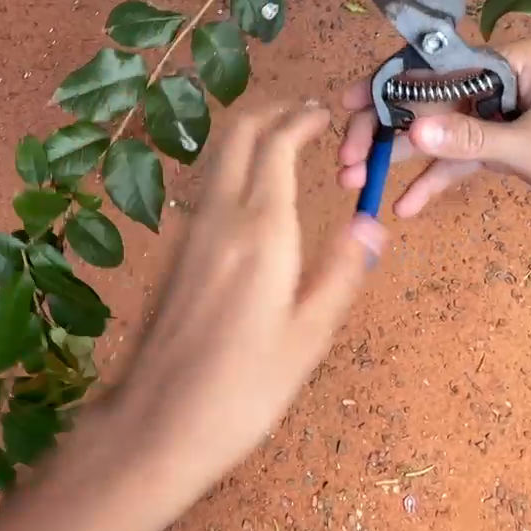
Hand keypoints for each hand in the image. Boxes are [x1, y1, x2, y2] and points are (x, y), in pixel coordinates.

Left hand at [103, 98, 383, 514]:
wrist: (158, 418)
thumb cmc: (245, 385)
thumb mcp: (308, 337)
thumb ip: (341, 273)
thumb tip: (371, 223)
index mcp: (261, 229)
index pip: (276, 145)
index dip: (300, 119)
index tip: (325, 113)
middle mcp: (221, 215)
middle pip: (240, 134)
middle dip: (274, 111)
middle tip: (307, 114)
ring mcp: (192, 228)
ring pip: (219, 154)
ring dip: (252, 134)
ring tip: (287, 140)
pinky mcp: (178, 248)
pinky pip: (209, 182)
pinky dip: (236, 161)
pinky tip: (255, 187)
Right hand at [336, 36, 530, 242]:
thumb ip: (470, 139)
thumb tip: (411, 129)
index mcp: (516, 60)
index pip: (439, 67)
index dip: (390, 87)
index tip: (350, 106)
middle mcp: (505, 80)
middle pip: (431, 101)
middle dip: (387, 131)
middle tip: (346, 158)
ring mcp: (505, 115)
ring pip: (440, 132)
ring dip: (403, 159)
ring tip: (359, 183)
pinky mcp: (508, 147)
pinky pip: (462, 159)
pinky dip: (436, 181)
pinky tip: (408, 206)